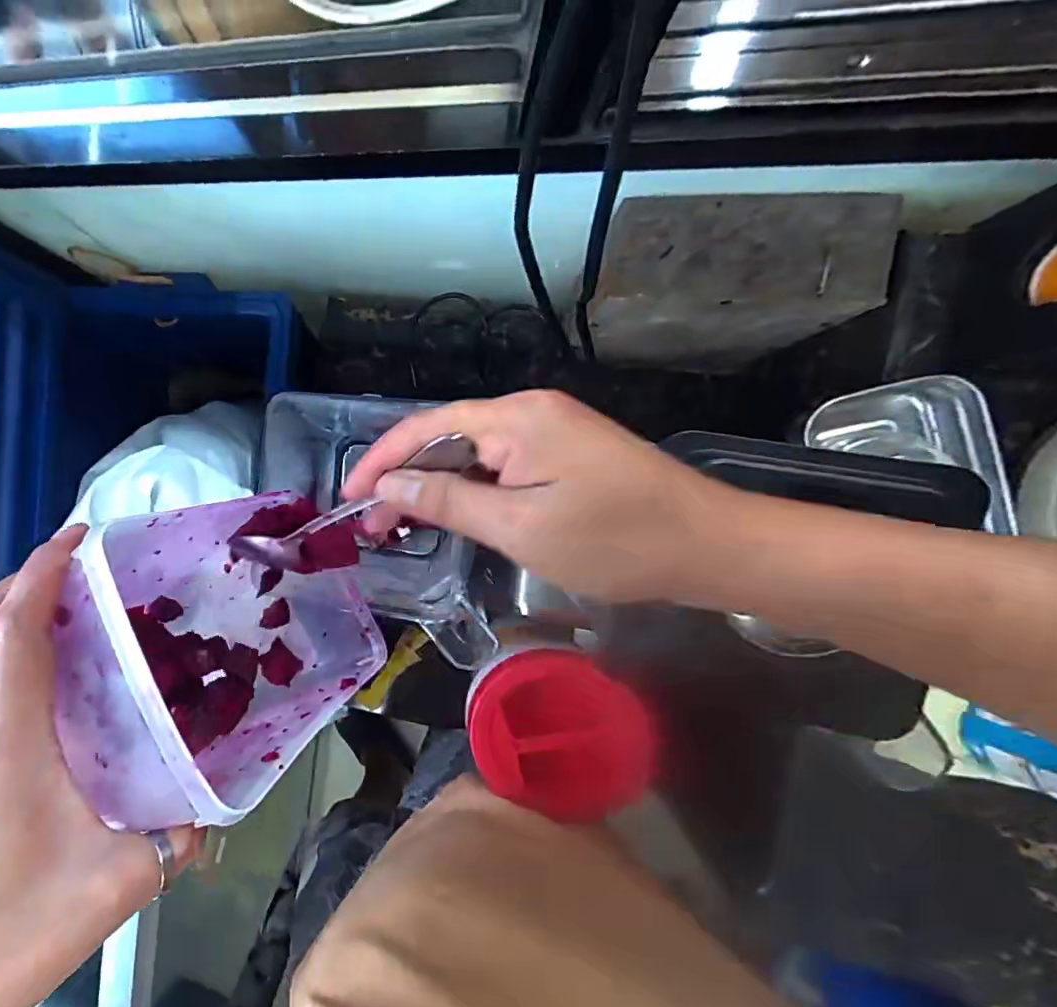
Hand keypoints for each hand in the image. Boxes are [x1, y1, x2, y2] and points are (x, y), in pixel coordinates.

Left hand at [0, 525, 202, 1006]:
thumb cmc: (0, 939)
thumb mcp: (112, 889)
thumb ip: (167, 846)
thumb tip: (200, 822)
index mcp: (4, 741)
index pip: (16, 627)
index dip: (44, 570)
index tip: (76, 538)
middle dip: (16, 583)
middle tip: (65, 575)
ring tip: (29, 617)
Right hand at [341, 390, 740, 604]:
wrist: (707, 545)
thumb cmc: (613, 541)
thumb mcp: (518, 527)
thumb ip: (447, 501)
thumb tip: (389, 486)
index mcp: (516, 419)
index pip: (427, 428)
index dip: (381, 463)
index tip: (349, 499)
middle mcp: (528, 411)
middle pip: (446, 437)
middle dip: (404, 480)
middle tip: (372, 526)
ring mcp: (549, 429)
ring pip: (471, 453)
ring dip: (434, 487)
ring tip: (399, 526)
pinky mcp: (562, 451)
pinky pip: (500, 464)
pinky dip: (469, 489)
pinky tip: (450, 514)